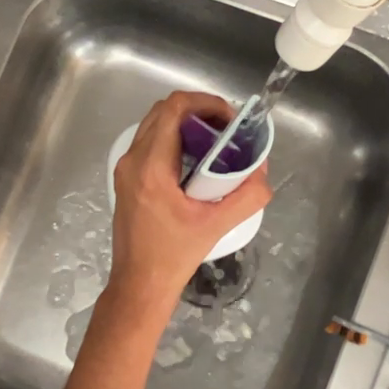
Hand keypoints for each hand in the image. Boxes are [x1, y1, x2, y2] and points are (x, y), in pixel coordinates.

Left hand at [109, 92, 271, 305]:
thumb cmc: (173, 257)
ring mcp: (125, 170)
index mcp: (151, 167)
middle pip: (164, 112)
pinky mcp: (126, 180)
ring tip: (216, 144)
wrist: (139, 284)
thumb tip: (262, 171)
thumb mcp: (217, 225)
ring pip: (155, 127)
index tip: (230, 120)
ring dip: (186, 126)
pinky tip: (197, 163)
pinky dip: (174, 141)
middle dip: (199, 112)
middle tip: (227, 130)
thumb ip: (247, 195)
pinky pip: (150, 145)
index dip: (206, 103)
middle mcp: (132, 161)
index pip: (174, 109)